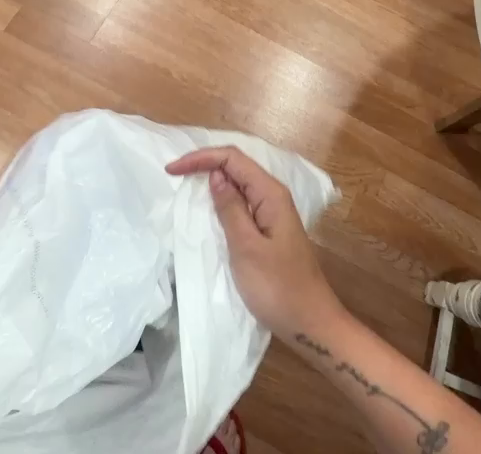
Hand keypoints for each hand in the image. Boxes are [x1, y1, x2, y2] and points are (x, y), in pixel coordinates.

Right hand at [166, 146, 345, 340]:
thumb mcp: (247, 248)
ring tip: (185, 183)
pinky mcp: (269, 230)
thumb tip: (216, 175)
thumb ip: (231, 209)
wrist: (309, 322)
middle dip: (206, 162)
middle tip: (174, 172)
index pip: (233, 158)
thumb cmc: (277, 287)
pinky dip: (223, 199)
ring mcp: (273, 213)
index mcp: (271, 194)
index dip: (201, 158)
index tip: (171, 171)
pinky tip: (209, 207)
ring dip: (213, 178)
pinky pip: (243, 203)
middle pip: (237, 165)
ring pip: (240, 183)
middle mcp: (274, 196)